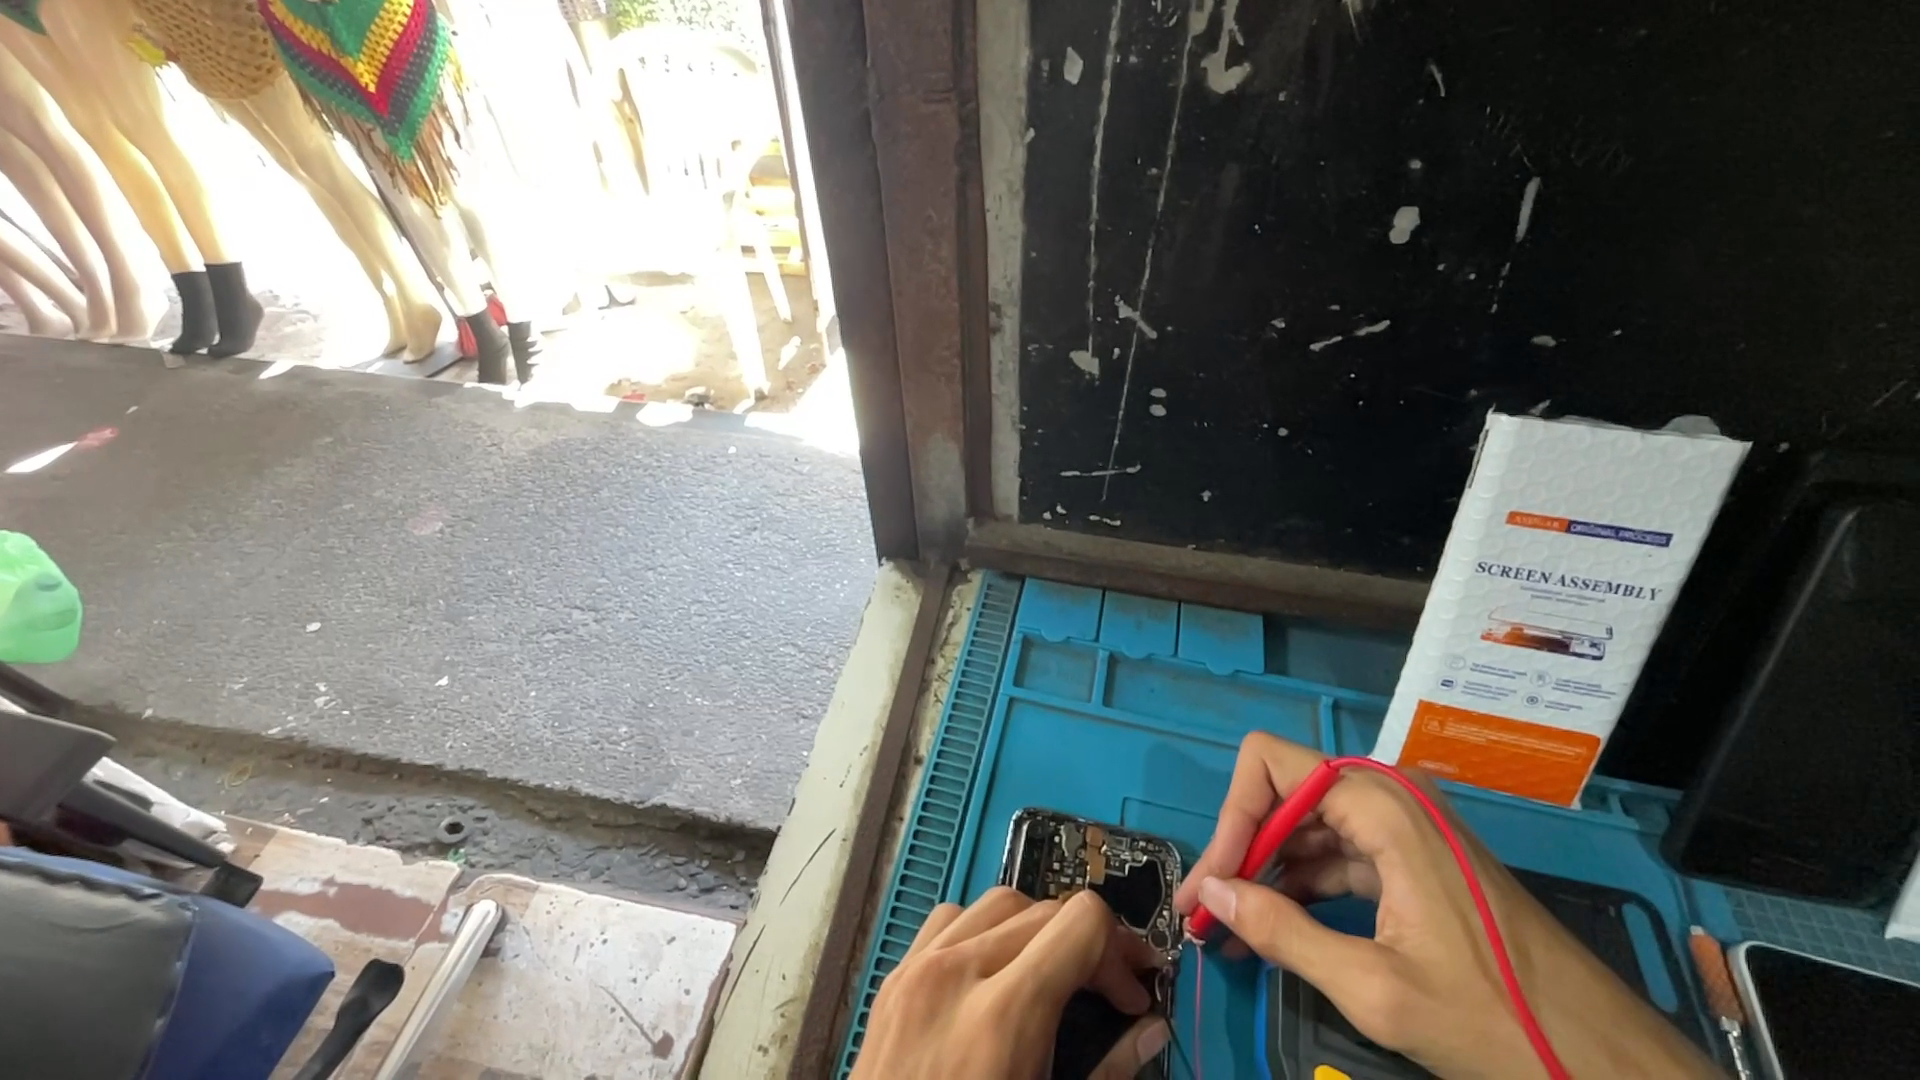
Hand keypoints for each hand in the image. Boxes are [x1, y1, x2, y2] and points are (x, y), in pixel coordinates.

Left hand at [851, 887, 1169, 1079]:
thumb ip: (1107, 1070)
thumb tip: (1147, 1029)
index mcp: (1002, 1016)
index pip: (1082, 924)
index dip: (1121, 953)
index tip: (1131, 993)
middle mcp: (956, 974)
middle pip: (1045, 910)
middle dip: (1088, 945)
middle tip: (1108, 990)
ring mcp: (917, 970)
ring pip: (998, 903)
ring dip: (1035, 929)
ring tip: (1053, 973)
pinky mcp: (894, 978)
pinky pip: (949, 920)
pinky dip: (983, 930)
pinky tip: (994, 969)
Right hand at [1174, 733, 1718, 1079]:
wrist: (1609, 1061)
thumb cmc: (1495, 1020)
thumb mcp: (1374, 987)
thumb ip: (1282, 932)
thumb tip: (1211, 895)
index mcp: (1383, 807)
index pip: (1271, 765)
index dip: (1232, 819)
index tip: (1214, 884)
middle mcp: (1391, 797)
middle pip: (1284, 793)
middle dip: (1240, 850)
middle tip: (1205, 912)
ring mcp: (1406, 826)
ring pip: (1306, 825)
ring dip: (1264, 873)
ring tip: (1228, 931)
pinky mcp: (1414, 857)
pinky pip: (1338, 853)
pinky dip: (1300, 887)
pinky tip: (1272, 930)